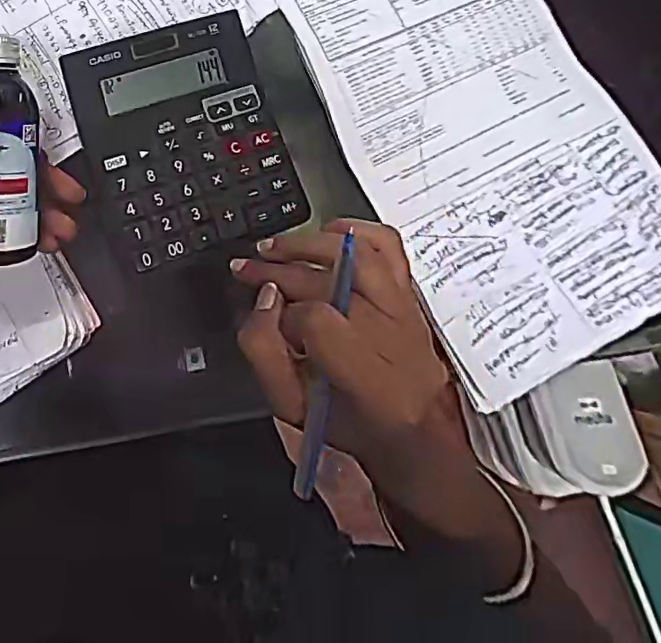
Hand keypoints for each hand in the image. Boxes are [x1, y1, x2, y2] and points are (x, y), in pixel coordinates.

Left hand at [0, 88, 86, 362]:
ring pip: (9, 210)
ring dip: (41, 215)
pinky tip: (40, 246)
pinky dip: (26, 240)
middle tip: (69, 199)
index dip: (27, 149)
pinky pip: (1, 240)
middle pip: (7, 178)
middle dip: (44, 186)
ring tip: (62, 231)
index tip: (53, 162)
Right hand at [230, 219, 468, 487]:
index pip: (317, 321)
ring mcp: (405, 310)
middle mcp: (394, 337)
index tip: (267, 316)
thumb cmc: (350, 423)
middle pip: (328, 281)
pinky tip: (327, 234)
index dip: (281, 314)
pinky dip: (355, 230)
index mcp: (368, 379)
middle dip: (276, 271)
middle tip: (247, 269)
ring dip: (306, 244)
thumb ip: (265, 353)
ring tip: (274, 248)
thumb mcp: (293, 409)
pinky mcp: (409, 294)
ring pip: (354, 254)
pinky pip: (387, 246)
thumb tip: (264, 299)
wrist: (414, 430)